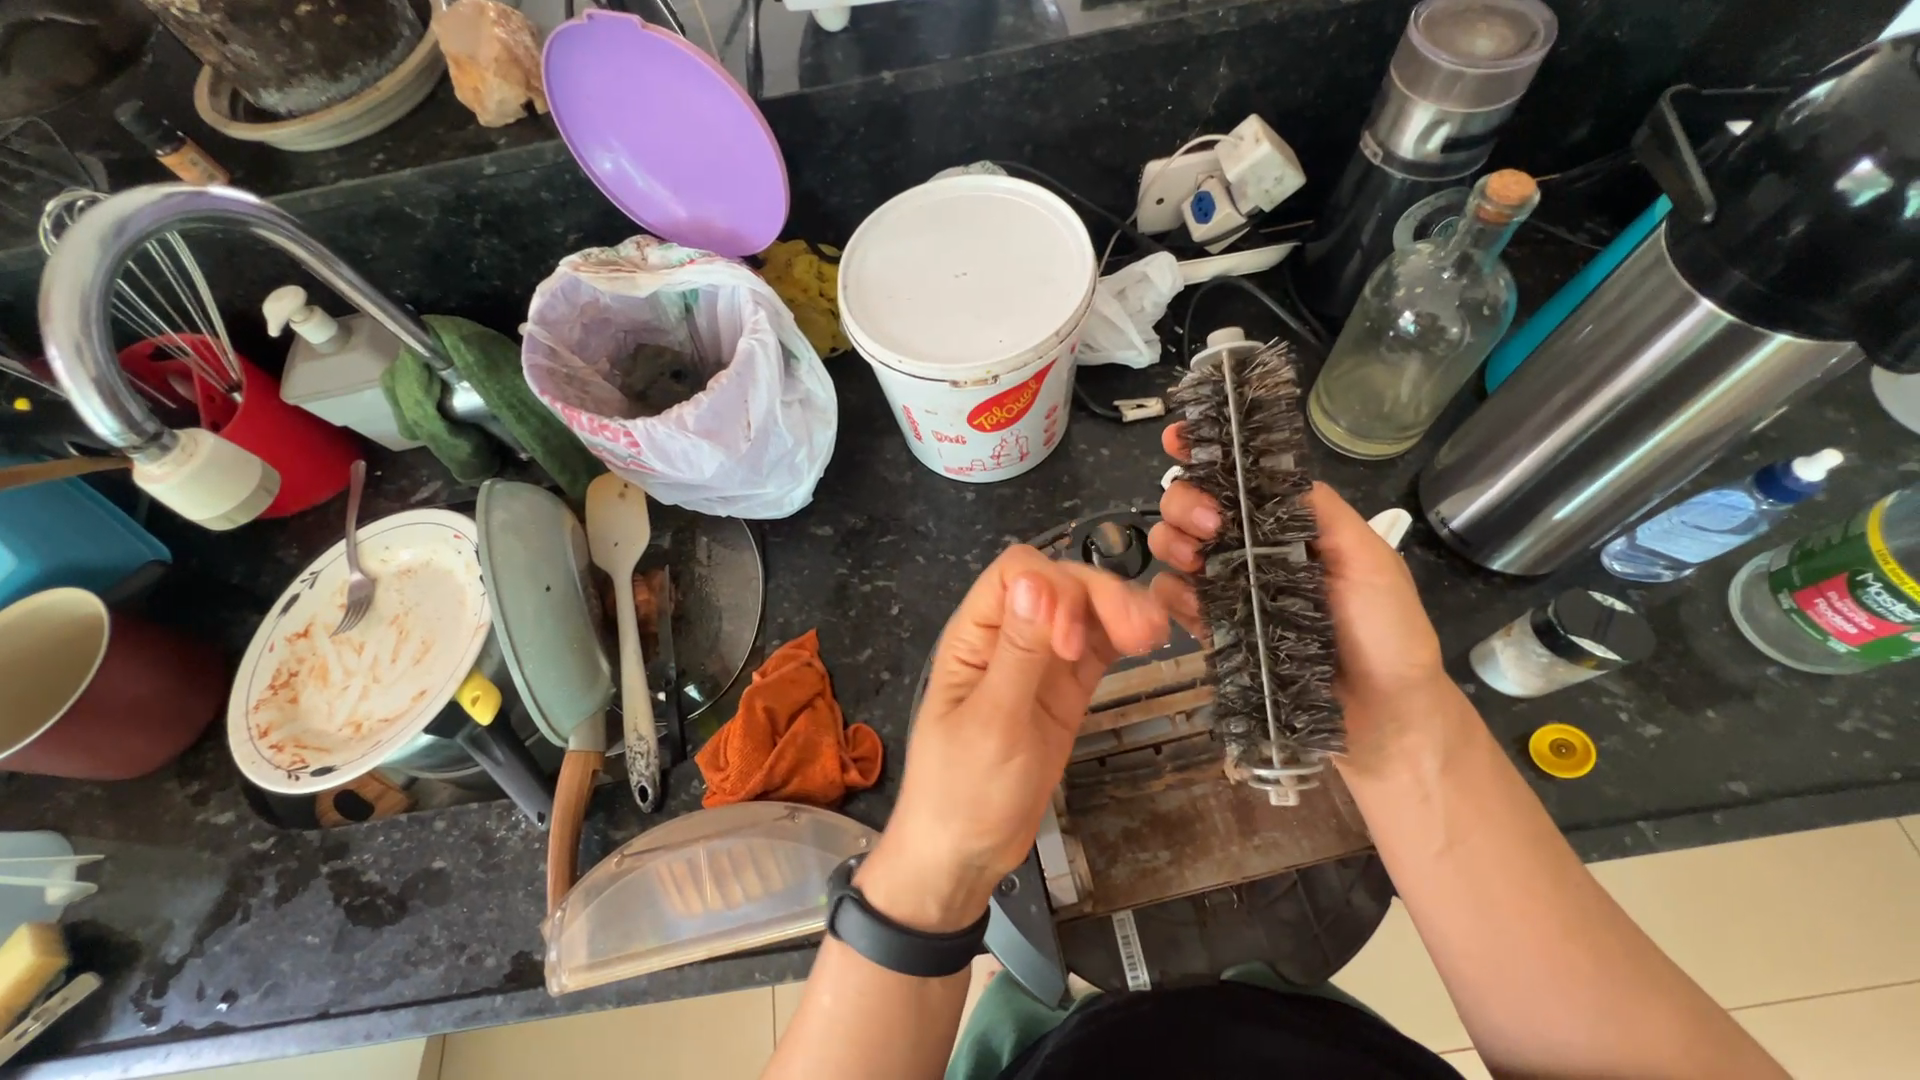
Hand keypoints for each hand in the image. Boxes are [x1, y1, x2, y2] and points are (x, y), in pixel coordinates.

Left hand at [865, 545, 1168, 930]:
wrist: (965, 855)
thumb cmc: (962, 793)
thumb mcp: (991, 724)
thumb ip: (1017, 653)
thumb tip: (1036, 579)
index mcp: (973, 636)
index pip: (1016, 573)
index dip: (1053, 589)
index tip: (1070, 641)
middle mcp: (1005, 638)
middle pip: (1058, 585)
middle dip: (1099, 596)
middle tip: (1140, 636)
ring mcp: (1038, 664)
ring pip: (1083, 612)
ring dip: (1119, 612)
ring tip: (1156, 633)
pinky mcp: (1063, 691)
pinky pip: (1095, 649)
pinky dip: (1121, 639)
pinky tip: (1147, 642)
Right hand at [1146, 422, 1454, 773]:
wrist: (1382, 718)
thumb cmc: (1387, 633)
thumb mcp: (1369, 561)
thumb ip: (1321, 514)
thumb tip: (1271, 469)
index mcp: (1286, 525)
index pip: (1238, 480)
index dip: (1204, 453)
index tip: (1177, 438)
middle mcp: (1249, 549)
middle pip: (1191, 507)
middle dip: (1184, 502)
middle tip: (1207, 524)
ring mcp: (1227, 590)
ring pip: (1172, 549)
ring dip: (1172, 544)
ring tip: (1197, 562)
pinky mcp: (1213, 631)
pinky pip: (1172, 602)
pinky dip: (1170, 597)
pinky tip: (1191, 606)